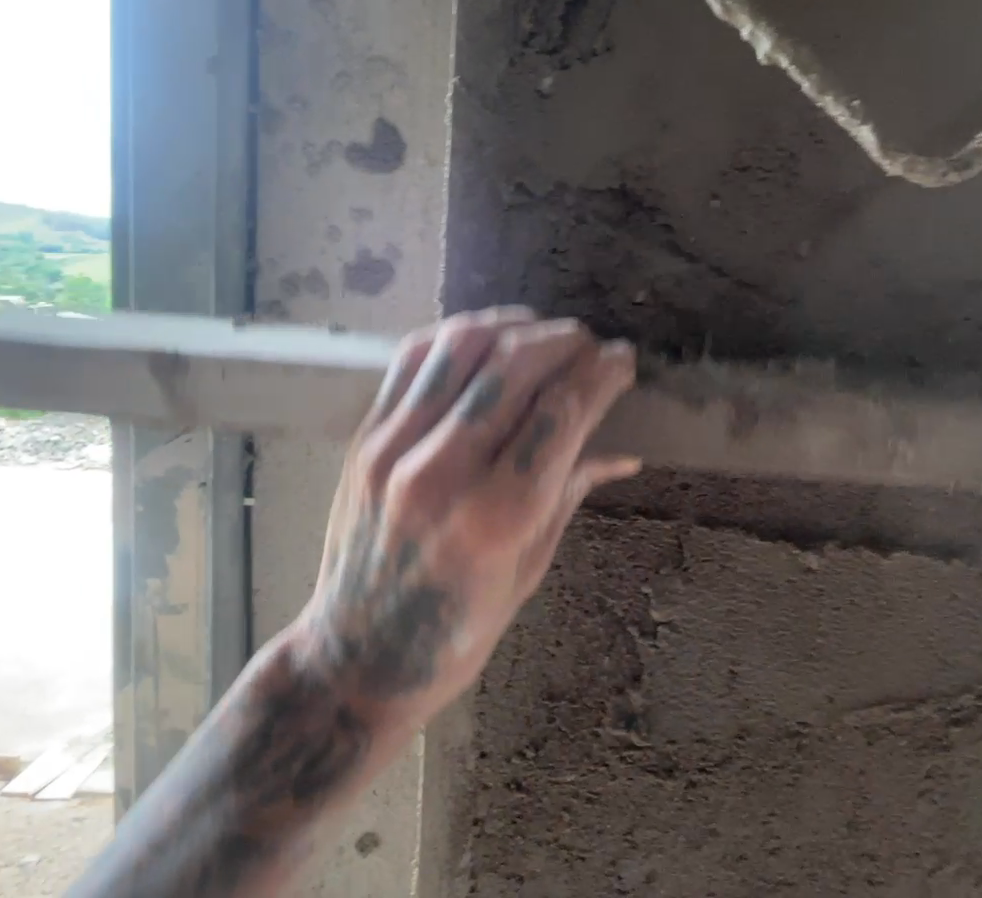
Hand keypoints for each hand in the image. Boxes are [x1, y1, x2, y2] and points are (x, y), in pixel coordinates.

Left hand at [70, 309, 641, 897]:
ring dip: (514, 325)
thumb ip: (570, 494)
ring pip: (462, 347)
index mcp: (495, 518)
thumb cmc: (459, 631)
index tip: (625, 359)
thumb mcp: (530, 570)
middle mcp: (441, 472)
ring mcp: (394, 447)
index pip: (562, 412)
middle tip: (593, 345)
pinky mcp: (365, 436)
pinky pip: (413, 357)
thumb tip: (624, 449)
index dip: (603, 374)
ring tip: (544, 331)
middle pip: (516, 367)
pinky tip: (488, 336)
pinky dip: (458, 333)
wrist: (356, 656)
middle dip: (567, 342)